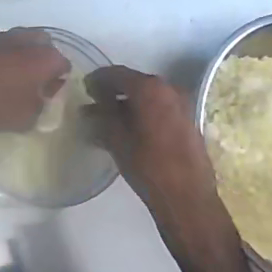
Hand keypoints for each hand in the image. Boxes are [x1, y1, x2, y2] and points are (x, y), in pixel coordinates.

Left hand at [0, 28, 69, 135]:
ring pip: (18, 41)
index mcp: (43, 57)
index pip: (63, 64)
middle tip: (35, 79)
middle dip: (43, 58)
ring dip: (19, 55)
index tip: (51, 93)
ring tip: (10, 76)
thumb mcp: (25, 119)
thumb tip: (41, 98)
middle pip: (43, 44)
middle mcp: (24, 40)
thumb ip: (40, 107)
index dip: (59, 79)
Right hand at [83, 66, 242, 271]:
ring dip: (128, 102)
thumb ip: (101, 119)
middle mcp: (169, 89)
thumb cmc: (148, 167)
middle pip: (134, 82)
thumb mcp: (116, 141)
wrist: (187, 198)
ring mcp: (182, 104)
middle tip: (93, 103)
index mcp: (150, 88)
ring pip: (148, 96)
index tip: (84, 88)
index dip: (97, 79)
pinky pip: (159, 107)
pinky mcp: (188, 120)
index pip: (116, 73)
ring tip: (108, 118)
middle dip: (113, 90)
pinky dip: (143, 111)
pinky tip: (129, 128)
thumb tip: (88, 109)